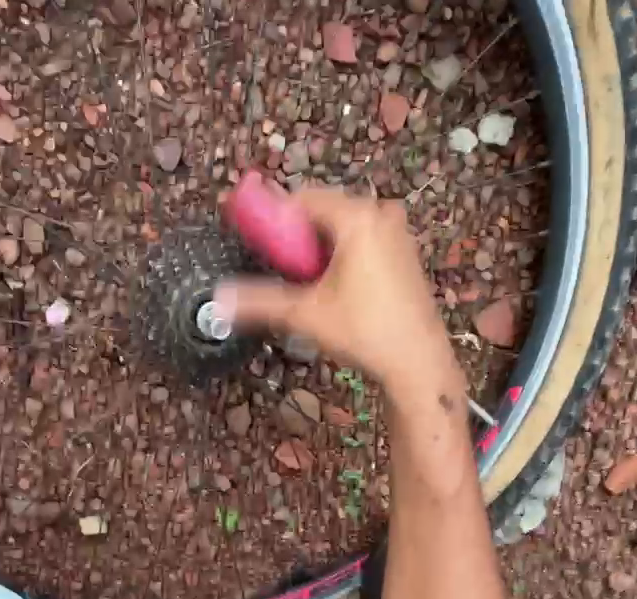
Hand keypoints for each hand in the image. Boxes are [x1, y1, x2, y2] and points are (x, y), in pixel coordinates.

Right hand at [217, 187, 458, 398]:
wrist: (418, 362)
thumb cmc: (366, 332)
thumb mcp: (305, 315)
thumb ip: (259, 302)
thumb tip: (218, 300)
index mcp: (357, 217)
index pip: (301, 198)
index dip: (273, 219)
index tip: (258, 245)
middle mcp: (381, 214)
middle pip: (322, 212)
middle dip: (298, 240)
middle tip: (287, 275)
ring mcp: (397, 232)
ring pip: (341, 229)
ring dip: (319, 251)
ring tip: (312, 288)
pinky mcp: (404, 253)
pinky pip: (361, 241)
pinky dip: (341, 257)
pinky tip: (337, 291)